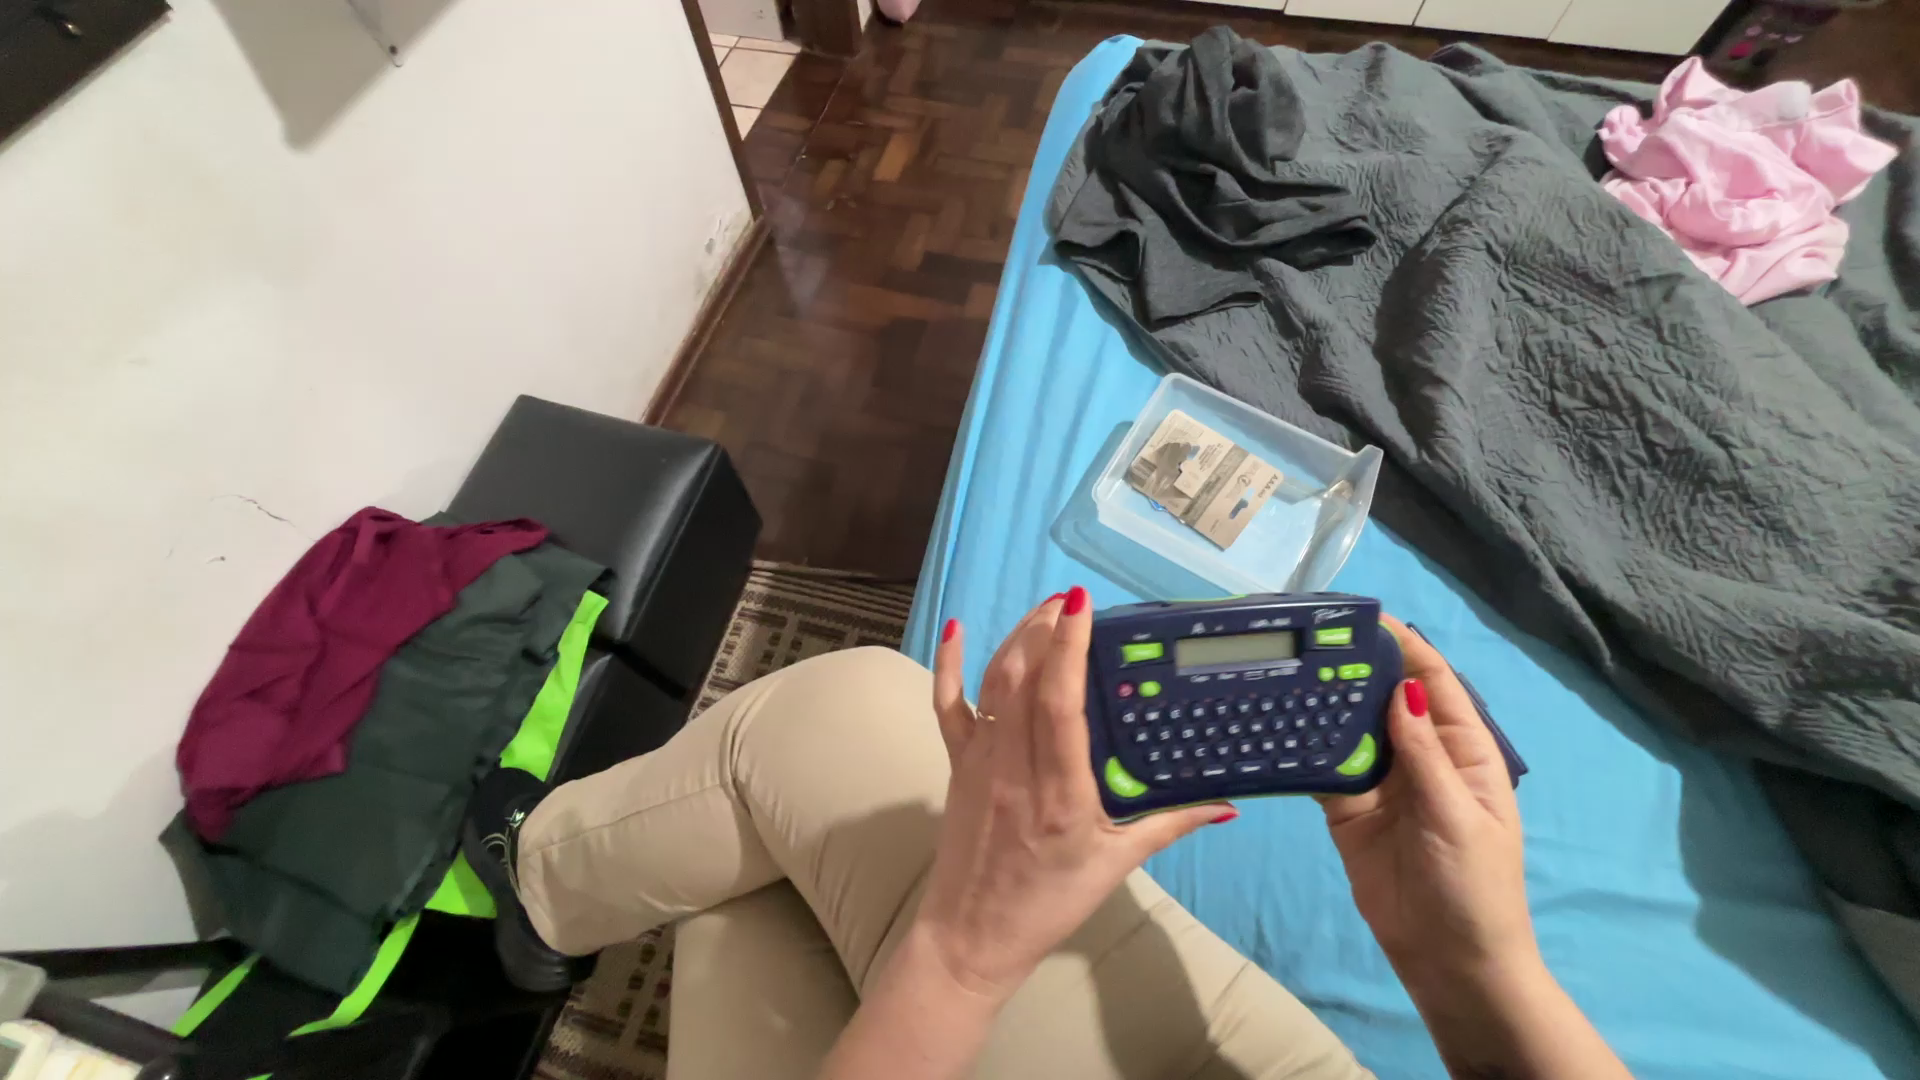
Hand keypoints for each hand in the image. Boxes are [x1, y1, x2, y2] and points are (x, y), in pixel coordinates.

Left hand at [913, 587, 1234, 1000]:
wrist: (971, 935)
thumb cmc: (1047, 903)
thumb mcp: (1115, 866)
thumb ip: (1168, 826)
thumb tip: (1223, 803)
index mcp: (1060, 791)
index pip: (1061, 704)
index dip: (1068, 648)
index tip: (1081, 606)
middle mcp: (1015, 767)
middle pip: (1024, 679)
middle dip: (1044, 629)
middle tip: (1070, 599)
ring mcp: (979, 760)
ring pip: (993, 684)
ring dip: (1015, 639)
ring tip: (1043, 609)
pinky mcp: (955, 762)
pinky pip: (947, 705)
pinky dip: (949, 664)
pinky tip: (955, 627)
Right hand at [1320, 615, 1534, 987]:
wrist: (1447, 958)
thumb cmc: (1473, 885)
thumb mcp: (1457, 815)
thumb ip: (1425, 754)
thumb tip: (1400, 688)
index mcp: (1462, 752)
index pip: (1435, 685)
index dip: (1408, 647)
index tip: (1370, 616)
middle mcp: (1418, 756)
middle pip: (1385, 699)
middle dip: (1357, 666)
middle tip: (1312, 637)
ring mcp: (1380, 780)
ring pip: (1350, 727)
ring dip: (1326, 701)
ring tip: (1289, 667)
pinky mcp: (1346, 805)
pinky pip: (1325, 766)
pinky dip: (1304, 745)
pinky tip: (1279, 721)